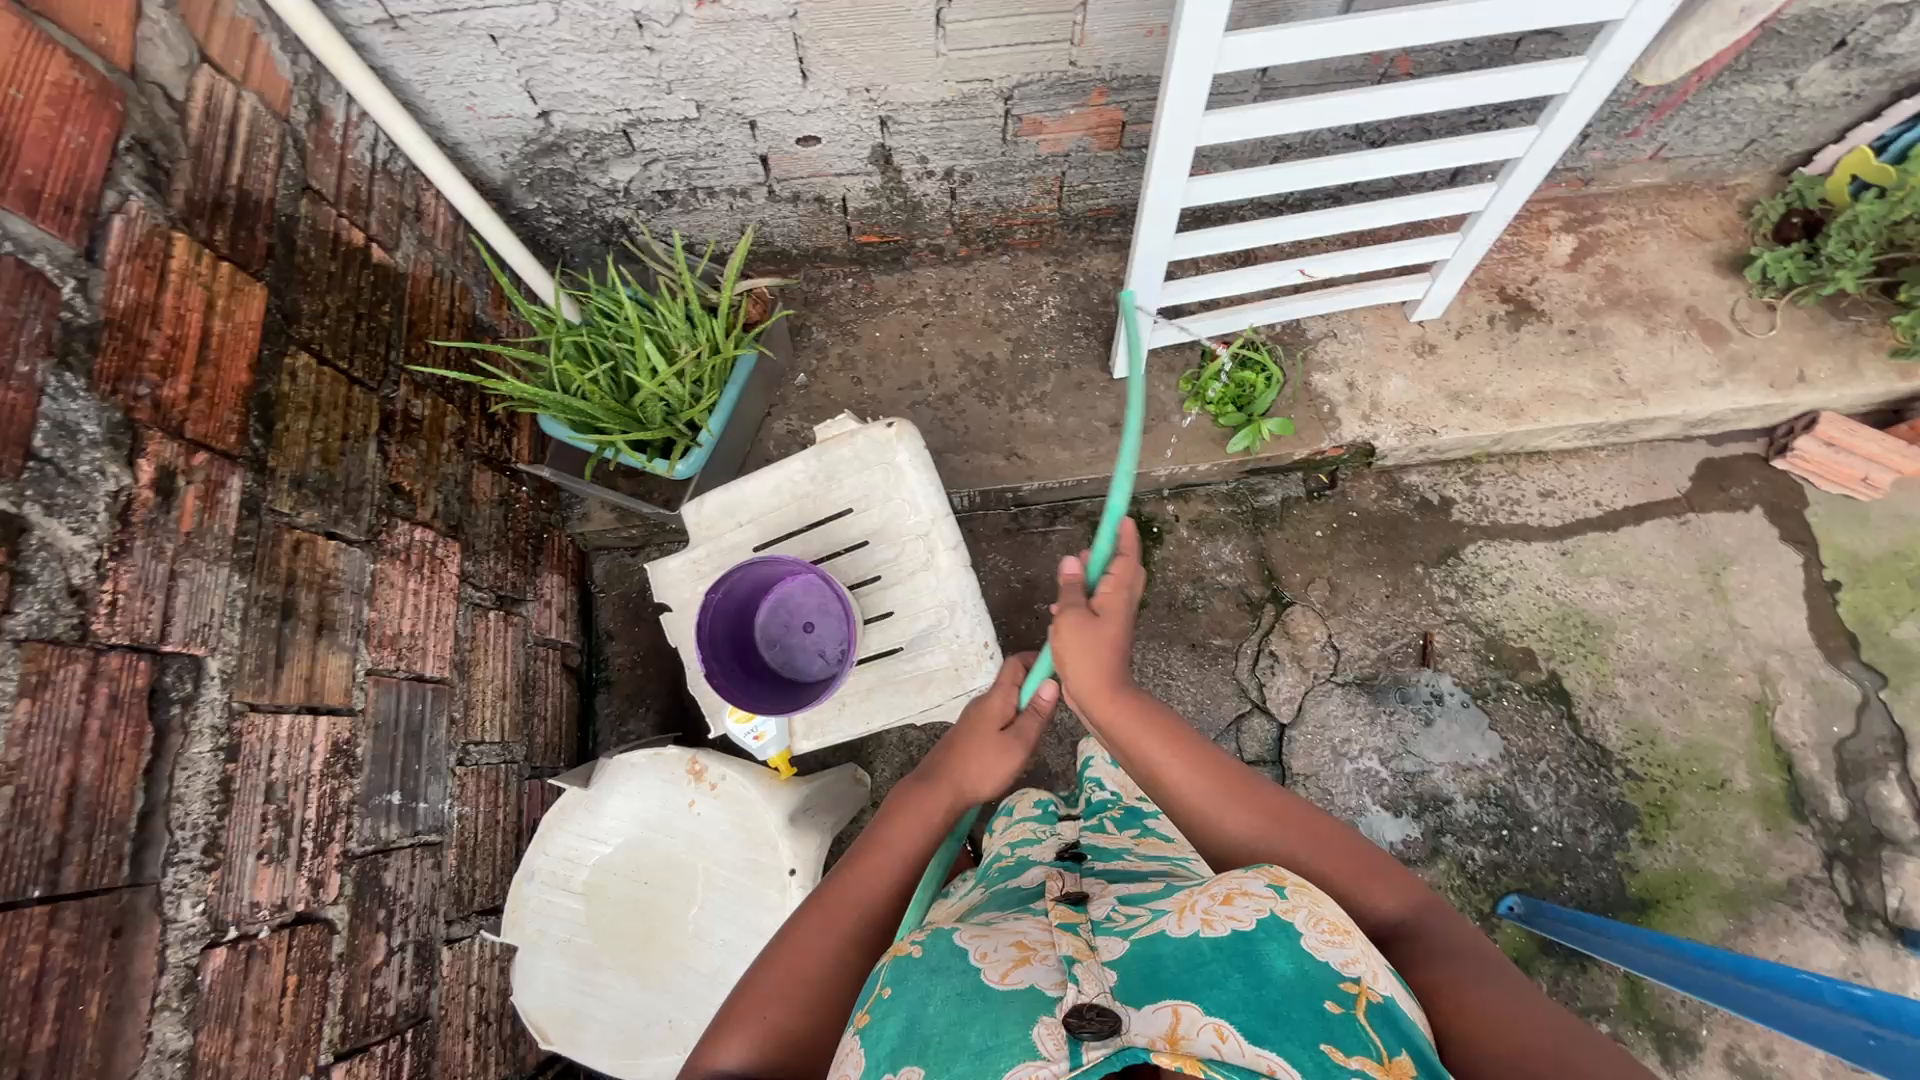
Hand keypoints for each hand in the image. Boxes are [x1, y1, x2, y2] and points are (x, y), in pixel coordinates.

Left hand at [911, 652, 1056, 809]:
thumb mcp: (1018, 743)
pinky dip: (1012, 730)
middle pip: (1014, 685)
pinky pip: (998, 721)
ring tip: (1030, 746)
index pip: (1017, 662)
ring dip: (1024, 717)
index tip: (1059, 672)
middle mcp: (984, 701)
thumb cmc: (982, 767)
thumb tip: (1051, 682)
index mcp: (997, 697)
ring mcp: (975, 717)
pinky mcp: (971, 733)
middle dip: (1036, 697)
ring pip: (1008, 706)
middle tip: (1047, 724)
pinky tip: (1012, 755)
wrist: (938, 789)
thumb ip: (1036, 714)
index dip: (1038, 660)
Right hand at [1048, 516, 1145, 711]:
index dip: (1124, 534)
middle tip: (1089, 548)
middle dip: (1108, 555)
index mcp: (1117, 593)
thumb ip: (1070, 587)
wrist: (1102, 697)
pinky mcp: (1106, 634)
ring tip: (1070, 574)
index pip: (1126, 555)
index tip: (1121, 517)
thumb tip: (1072, 561)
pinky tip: (1059, 608)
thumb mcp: (1069, 616)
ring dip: (1090, 578)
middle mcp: (1121, 603)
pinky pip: (1097, 607)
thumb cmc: (1087, 655)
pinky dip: (1082, 601)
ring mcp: (1115, 620)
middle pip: (1123, 570)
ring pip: (1108, 588)